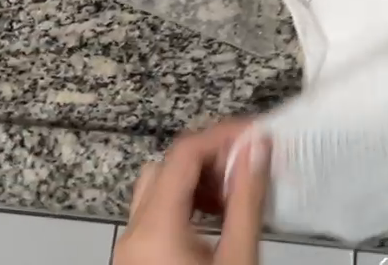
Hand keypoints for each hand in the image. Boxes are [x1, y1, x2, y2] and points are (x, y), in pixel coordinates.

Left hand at [116, 121, 269, 264]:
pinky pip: (156, 214)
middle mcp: (133, 231)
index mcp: (154, 226)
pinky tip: (215, 219)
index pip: (185, 152)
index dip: (223, 135)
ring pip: (160, 188)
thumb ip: (247, 200)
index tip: (256, 134)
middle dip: (212, 158)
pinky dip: (185, 204)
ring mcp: (129, 247)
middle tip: (248, 167)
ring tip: (234, 195)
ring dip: (198, 181)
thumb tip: (257, 147)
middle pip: (170, 166)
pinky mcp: (135, 260)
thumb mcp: (238, 258)